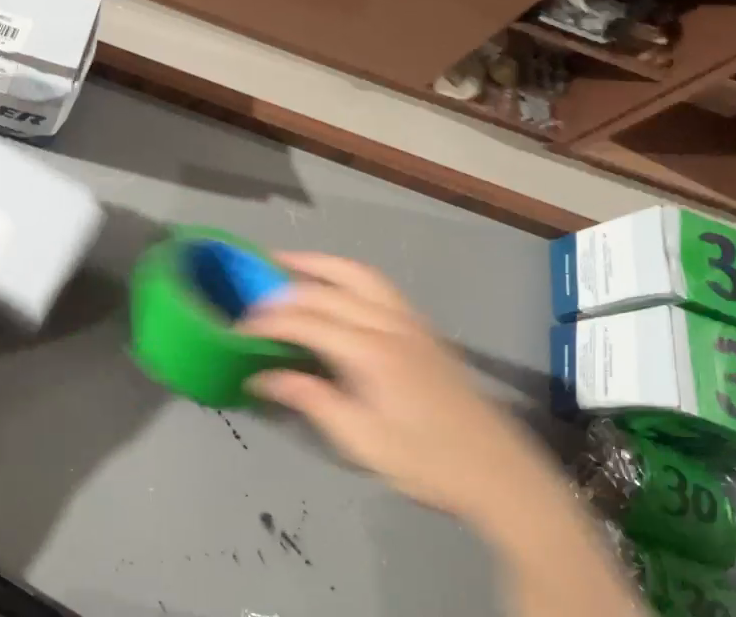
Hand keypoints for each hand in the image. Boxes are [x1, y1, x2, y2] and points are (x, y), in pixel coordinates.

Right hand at [238, 254, 561, 525]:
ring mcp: (409, 321)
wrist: (499, 473)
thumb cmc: (426, 462)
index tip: (236, 330)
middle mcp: (388, 324)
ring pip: (356, 273)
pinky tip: (333, 284)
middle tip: (251, 295)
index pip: (304, 321)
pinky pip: (376, 283)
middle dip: (283, 289)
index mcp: (370, 352)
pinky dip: (345, 274)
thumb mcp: (361, 440)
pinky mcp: (422, 328)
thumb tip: (259, 376)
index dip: (265, 323)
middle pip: (326, 289)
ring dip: (317, 264)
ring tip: (286, 263)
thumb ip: (309, 400)